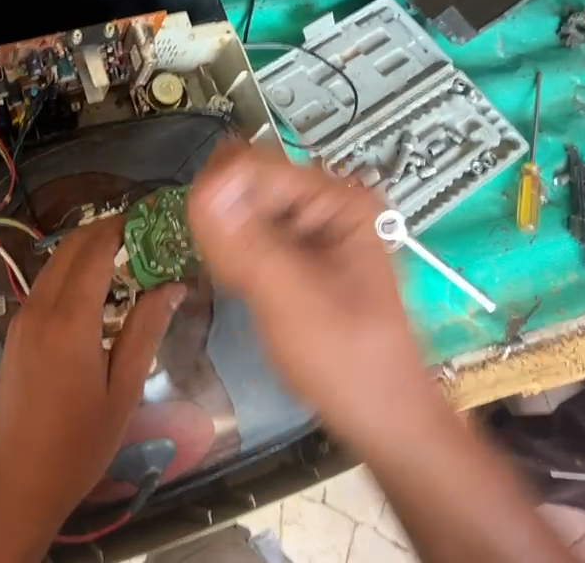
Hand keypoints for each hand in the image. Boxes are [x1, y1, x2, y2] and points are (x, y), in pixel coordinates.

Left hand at [0, 219, 182, 536]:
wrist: (17, 480)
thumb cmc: (80, 443)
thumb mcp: (124, 390)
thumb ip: (146, 331)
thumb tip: (172, 286)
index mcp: (70, 319)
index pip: (95, 250)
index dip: (122, 227)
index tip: (150, 218)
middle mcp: (40, 307)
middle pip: (71, 248)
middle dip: (105, 231)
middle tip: (143, 234)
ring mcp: (22, 317)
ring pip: (55, 264)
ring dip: (87, 250)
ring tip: (126, 256)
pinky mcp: (15, 331)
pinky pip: (45, 285)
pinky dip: (71, 272)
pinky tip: (96, 289)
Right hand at [187, 142, 437, 441]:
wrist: (382, 417)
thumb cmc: (347, 362)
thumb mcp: (293, 301)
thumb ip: (247, 244)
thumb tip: (202, 188)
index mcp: (337, 198)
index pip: (251, 165)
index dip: (219, 201)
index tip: (215, 251)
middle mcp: (324, 198)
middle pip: (242, 181)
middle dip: (224, 226)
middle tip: (234, 276)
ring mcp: (310, 223)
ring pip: (237, 207)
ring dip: (227, 245)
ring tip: (244, 287)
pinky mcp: (295, 247)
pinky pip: (245, 231)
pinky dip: (234, 258)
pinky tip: (247, 287)